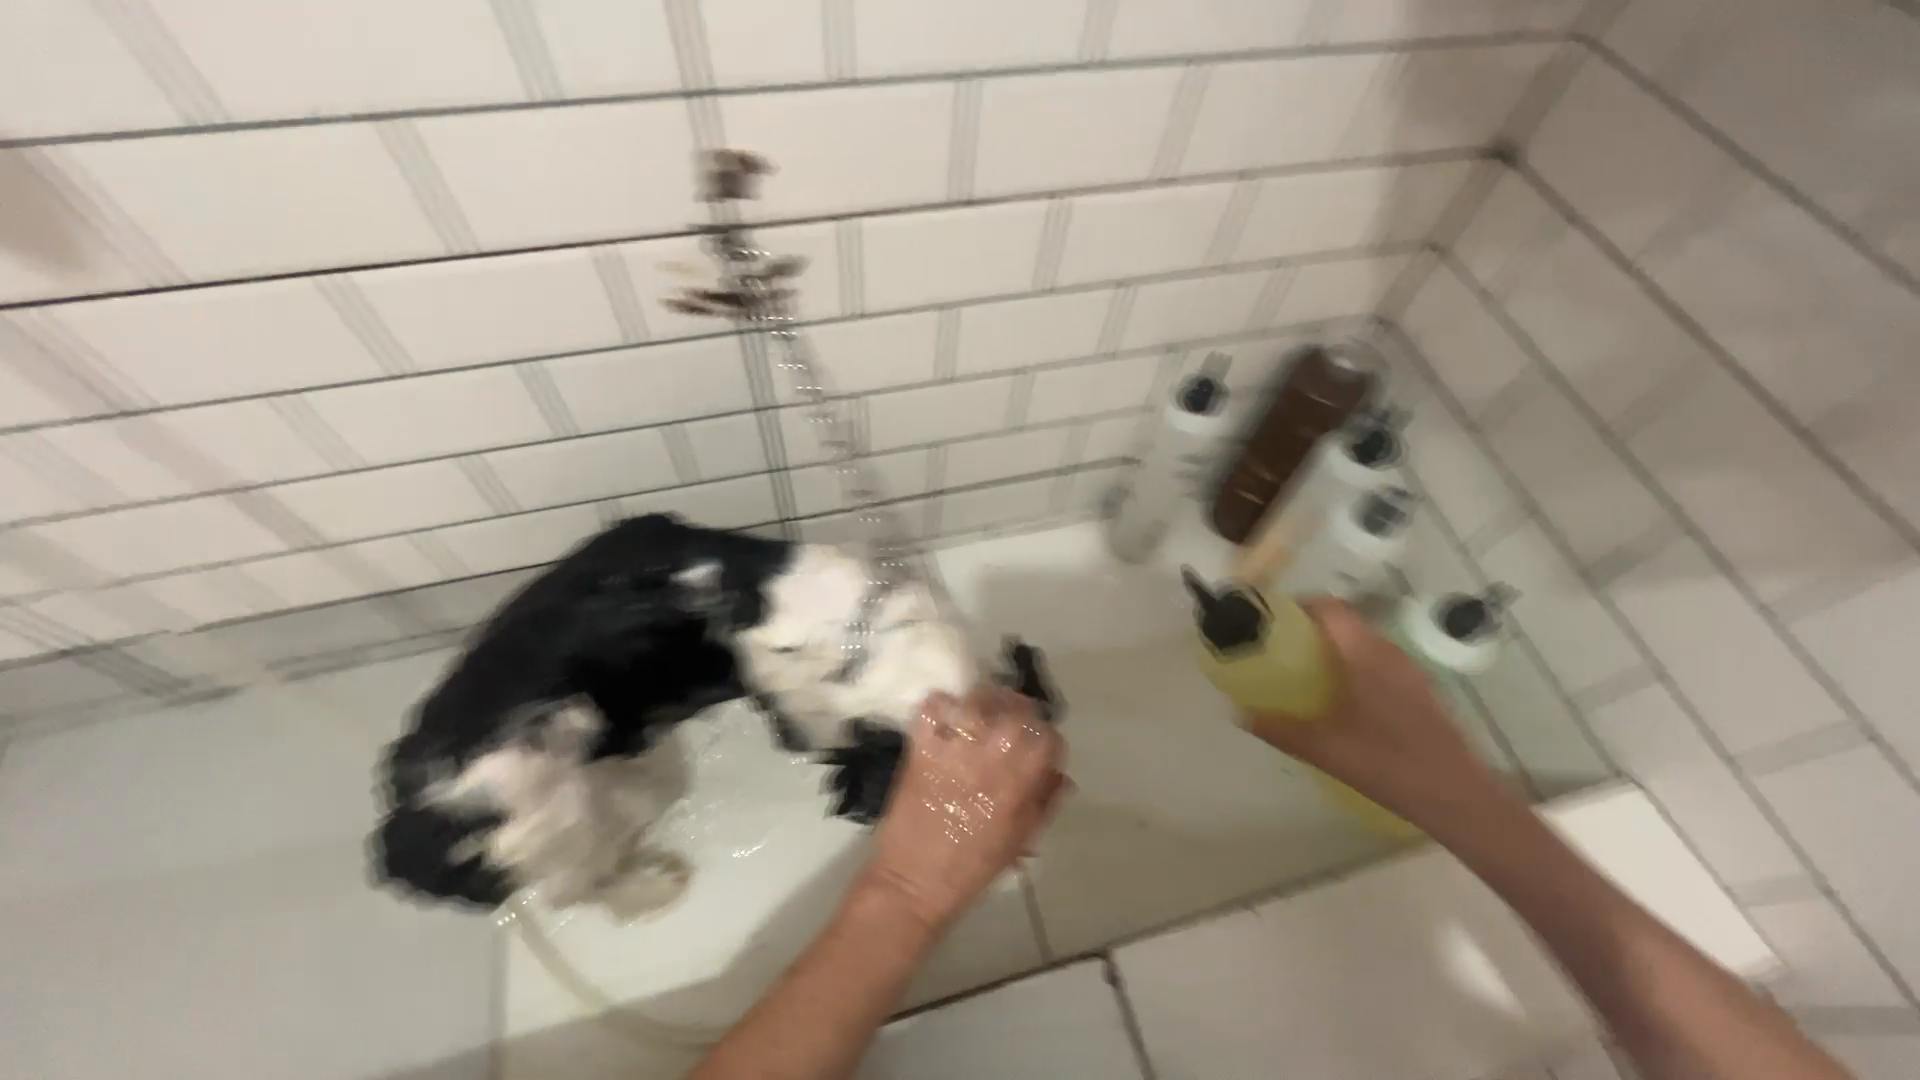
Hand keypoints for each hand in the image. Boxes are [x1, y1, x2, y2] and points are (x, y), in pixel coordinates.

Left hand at [860, 687, 1067, 933]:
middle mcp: (991, 755)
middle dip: (1018, 713)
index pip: (1048, 736)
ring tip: (980, 717)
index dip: (1046, 740)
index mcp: (1020, 780)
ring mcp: (954, 746)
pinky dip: (940, 707)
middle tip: (1011, 725)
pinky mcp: (922, 746)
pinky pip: (933, 707)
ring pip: (977, 700)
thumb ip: (1045, 801)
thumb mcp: (1022, 838)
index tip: (1038, 746)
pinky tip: (945, 720)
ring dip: (983, 704)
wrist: (916, 880)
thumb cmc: (974, 866)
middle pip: (1015, 708)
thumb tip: (1060, 774)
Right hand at [1243, 598, 1513, 828]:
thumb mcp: (1326, 750)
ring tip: (1305, 672)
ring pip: (1365, 641)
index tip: (1270, 621)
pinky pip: (1380, 661)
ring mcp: (1410, 671)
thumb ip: (1281, 729)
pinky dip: (1355, 664)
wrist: (1459, 798)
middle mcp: (1389, 653)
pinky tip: (1342, 697)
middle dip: (1311, 628)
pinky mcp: (1422, 690)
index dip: (1299, 606)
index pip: (1330, 608)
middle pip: (1346, 622)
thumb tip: (1242, 715)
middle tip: (1280, 650)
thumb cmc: (1388, 765)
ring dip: (1334, 646)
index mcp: (1365, 656)